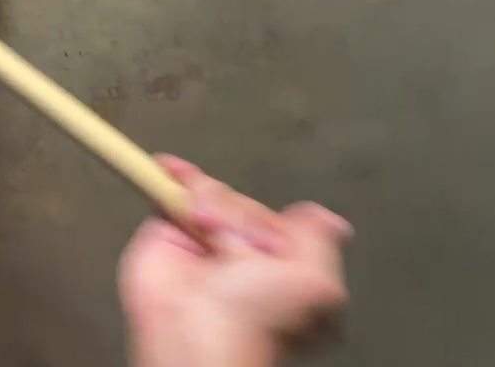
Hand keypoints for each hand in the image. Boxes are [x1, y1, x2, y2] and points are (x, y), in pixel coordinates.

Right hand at [119, 157, 350, 366]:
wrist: (192, 326)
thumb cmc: (254, 320)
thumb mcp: (315, 287)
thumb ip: (319, 247)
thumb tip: (327, 219)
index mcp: (279, 269)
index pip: (276, 220)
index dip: (268, 223)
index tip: (263, 242)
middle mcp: (242, 253)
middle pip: (241, 203)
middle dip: (235, 214)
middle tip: (230, 244)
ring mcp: (203, 238)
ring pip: (209, 192)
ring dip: (206, 200)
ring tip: (202, 225)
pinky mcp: (168, 227)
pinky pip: (172, 190)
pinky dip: (171, 175)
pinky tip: (167, 167)